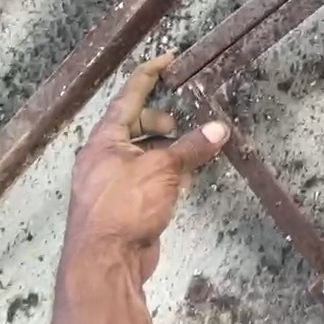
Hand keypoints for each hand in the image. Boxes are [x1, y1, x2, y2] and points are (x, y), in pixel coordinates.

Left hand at [63, 53, 229, 283]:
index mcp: (104, 141)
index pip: (128, 96)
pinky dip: (168, 171)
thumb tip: (219, 129)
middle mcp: (104, 157)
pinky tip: (187, 179)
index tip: (170, 59)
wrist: (104, 264)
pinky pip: (149, 174)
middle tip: (186, 125)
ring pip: (146, 151)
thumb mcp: (163, 170)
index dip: (150, 75)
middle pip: (137, 123)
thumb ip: (192, 146)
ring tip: (193, 153)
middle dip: (165, 120)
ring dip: (170, 148)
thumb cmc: (125, 207)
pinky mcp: (124, 203)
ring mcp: (112, 181)